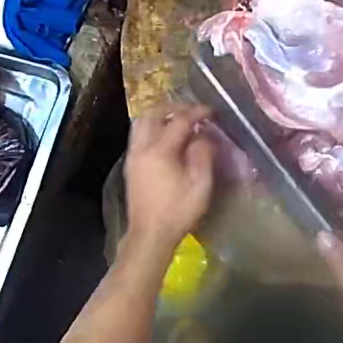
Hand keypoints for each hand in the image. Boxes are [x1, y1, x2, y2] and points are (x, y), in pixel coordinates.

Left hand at [123, 105, 215, 255]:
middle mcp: (141, 148)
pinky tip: (167, 137)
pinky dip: (152, 127)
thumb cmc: (178, 212)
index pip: (179, 120)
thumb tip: (204, 136)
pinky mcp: (130, 164)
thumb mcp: (200, 185)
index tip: (211, 112)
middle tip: (192, 111)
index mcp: (159, 151)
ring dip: (160, 116)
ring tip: (179, 120)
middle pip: (153, 113)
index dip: (197, 112)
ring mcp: (132, 155)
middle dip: (174, 107)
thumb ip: (203, 155)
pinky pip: (138, 135)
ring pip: (141, 122)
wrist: (149, 234)